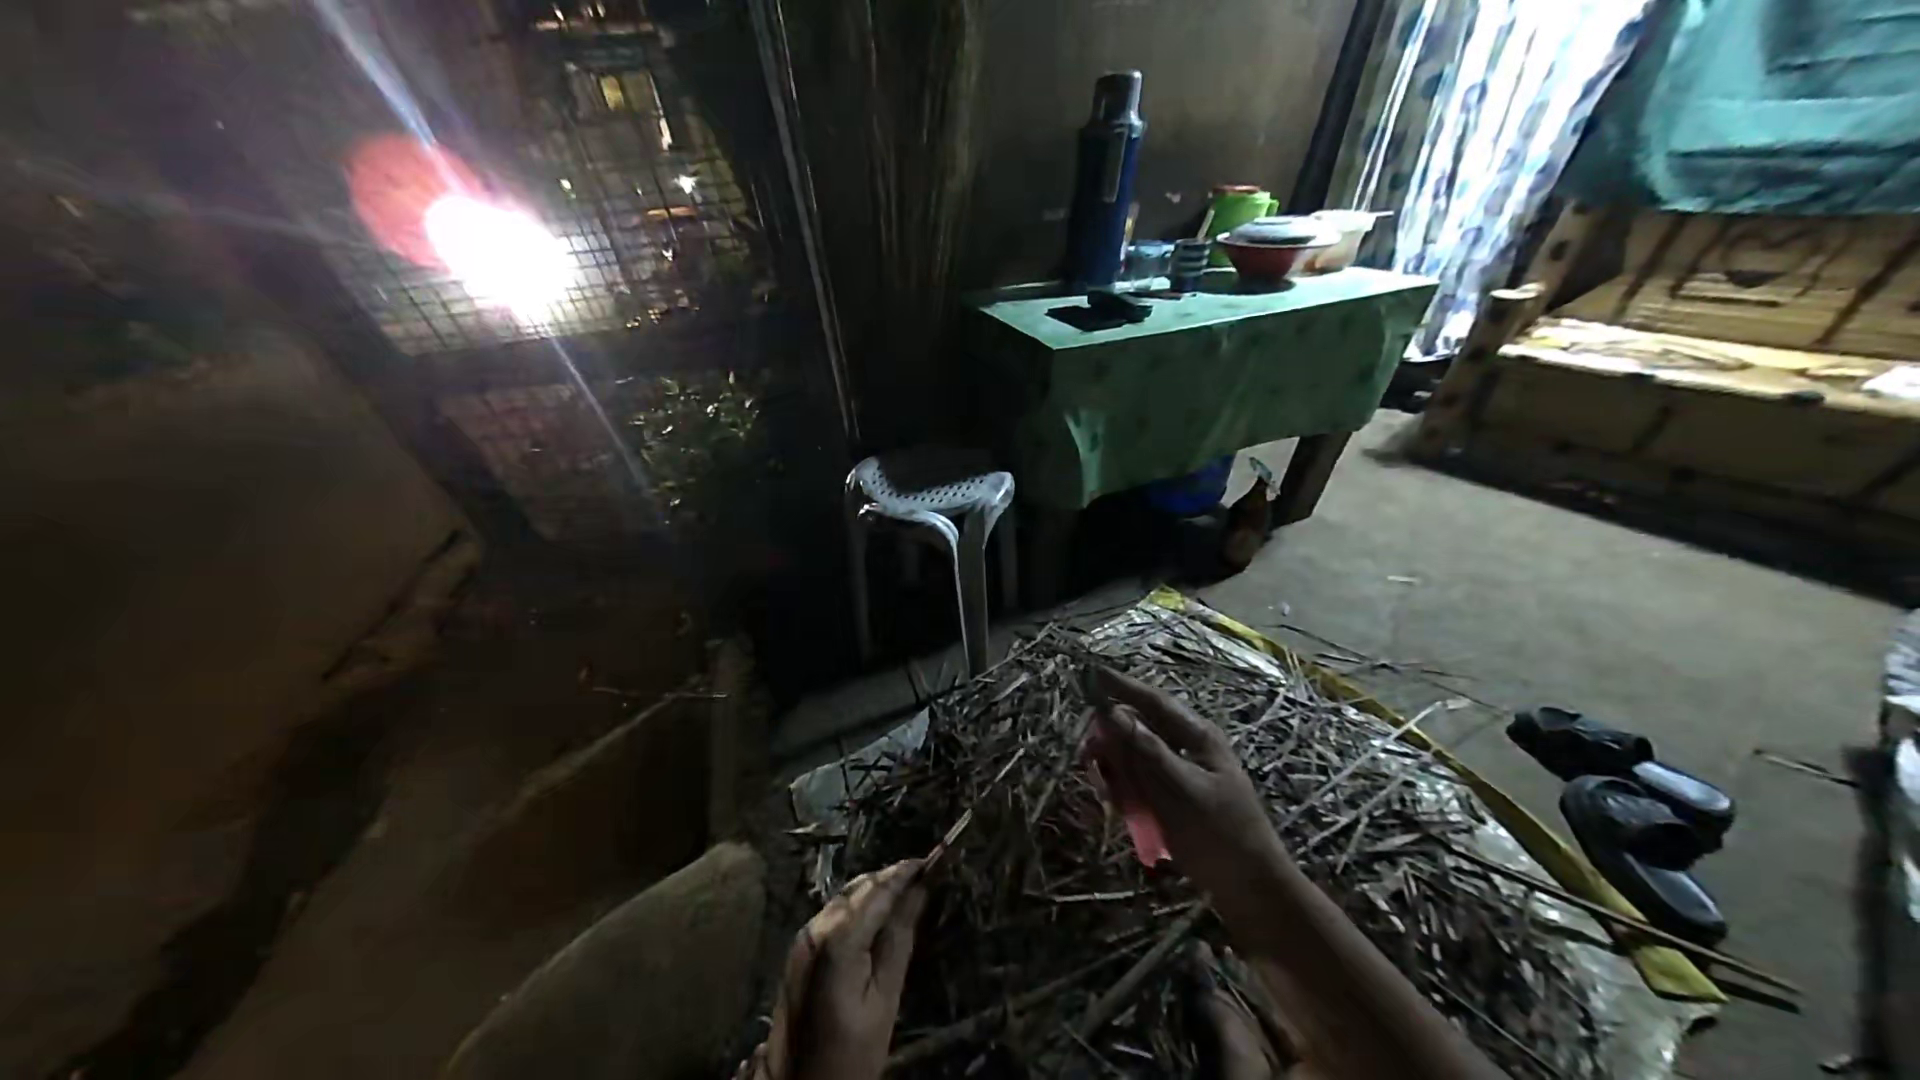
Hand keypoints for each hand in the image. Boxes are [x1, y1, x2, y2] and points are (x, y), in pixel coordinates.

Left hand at [737, 860, 927, 1079]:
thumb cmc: (851, 1055)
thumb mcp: (885, 998)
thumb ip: (900, 938)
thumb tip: (920, 891)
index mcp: (838, 939)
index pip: (878, 889)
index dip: (906, 872)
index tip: (934, 860)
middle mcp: (815, 928)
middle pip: (859, 888)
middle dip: (891, 878)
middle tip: (926, 876)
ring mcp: (802, 938)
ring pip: (845, 897)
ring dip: (875, 890)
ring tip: (908, 891)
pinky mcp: (798, 951)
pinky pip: (833, 913)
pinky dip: (858, 906)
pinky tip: (878, 915)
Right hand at [1086, 667, 1290, 912]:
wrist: (1249, 888)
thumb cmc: (1222, 834)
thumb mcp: (1183, 790)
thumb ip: (1147, 751)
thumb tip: (1113, 713)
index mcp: (1197, 737)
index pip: (1153, 701)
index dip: (1122, 686)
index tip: (1092, 673)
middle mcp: (1185, 747)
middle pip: (1139, 727)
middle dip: (1110, 736)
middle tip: (1087, 751)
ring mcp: (1177, 772)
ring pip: (1133, 755)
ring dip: (1114, 764)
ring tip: (1100, 781)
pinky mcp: (1170, 796)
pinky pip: (1137, 781)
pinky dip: (1123, 786)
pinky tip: (1115, 802)